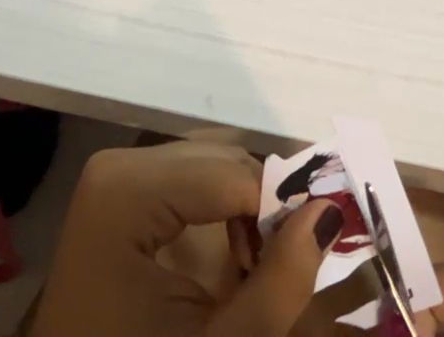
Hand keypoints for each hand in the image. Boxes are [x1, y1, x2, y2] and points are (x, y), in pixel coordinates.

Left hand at [28, 141, 343, 336]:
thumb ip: (279, 282)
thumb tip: (329, 211)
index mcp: (127, 193)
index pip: (233, 175)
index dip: (281, 214)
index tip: (306, 262)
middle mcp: (118, 164)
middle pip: (221, 160)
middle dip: (261, 208)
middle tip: (278, 269)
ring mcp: (114, 171)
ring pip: (210, 162)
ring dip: (244, 204)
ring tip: (254, 266)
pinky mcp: (117, 184)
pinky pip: (188, 173)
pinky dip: (219, 204)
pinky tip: (229, 252)